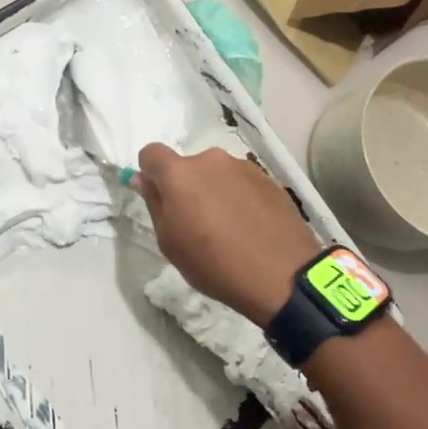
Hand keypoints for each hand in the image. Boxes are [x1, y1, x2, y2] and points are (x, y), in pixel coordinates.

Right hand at [134, 144, 318, 324]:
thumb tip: (145, 179)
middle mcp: (211, 160)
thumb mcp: (170, 243)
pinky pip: (241, 183)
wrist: (282, 275)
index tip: (160, 198)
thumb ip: (155, 204)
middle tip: (197, 222)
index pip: (151, 153)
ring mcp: (243, 167)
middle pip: (188, 166)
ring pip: (217, 174)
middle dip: (187, 187)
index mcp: (180, 173)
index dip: (151, 173)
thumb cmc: (214, 264)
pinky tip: (250, 227)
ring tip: (229, 228)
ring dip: (215, 191)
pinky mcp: (269, 179)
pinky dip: (239, 198)